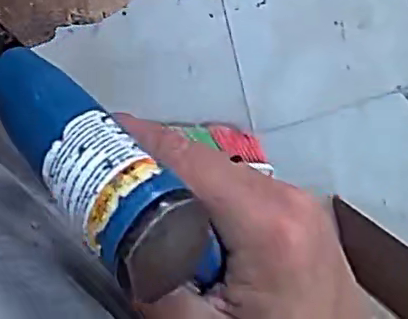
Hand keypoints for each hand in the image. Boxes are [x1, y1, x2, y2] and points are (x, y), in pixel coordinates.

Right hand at [119, 116, 375, 318]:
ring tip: (145, 206)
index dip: (139, 140)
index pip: (187, 157)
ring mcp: (304, 207)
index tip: (100, 130)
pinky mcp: (307, 222)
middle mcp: (291, 198)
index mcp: (269, 222)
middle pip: (204, 161)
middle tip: (112, 176)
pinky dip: (211, 201)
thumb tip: (115, 233)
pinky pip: (244, 194)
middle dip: (155, 165)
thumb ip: (153, 278)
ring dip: (183, 185)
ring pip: (223, 174)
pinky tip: (191, 228)